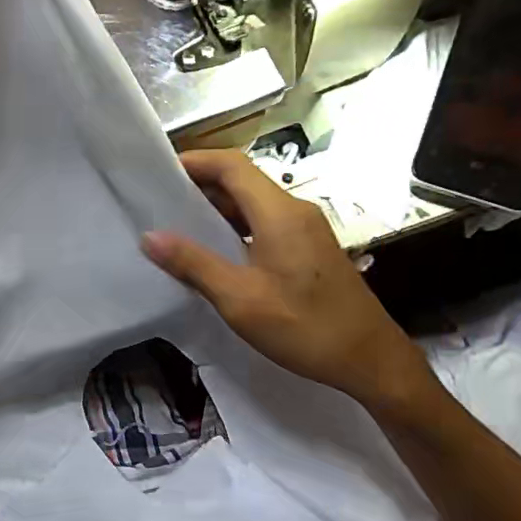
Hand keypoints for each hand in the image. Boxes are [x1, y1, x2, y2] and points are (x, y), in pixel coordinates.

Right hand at [142, 151, 436, 408]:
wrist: (370, 359)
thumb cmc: (304, 327)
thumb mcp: (240, 299)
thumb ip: (194, 264)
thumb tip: (150, 237)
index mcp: (279, 213)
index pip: (232, 165)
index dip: (195, 161)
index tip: (159, 171)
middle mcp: (294, 211)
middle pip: (242, 181)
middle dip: (200, 185)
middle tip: (158, 201)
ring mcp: (305, 229)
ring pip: (253, 204)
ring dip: (217, 208)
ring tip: (177, 224)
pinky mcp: (309, 249)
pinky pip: (264, 224)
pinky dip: (235, 227)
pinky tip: (213, 251)